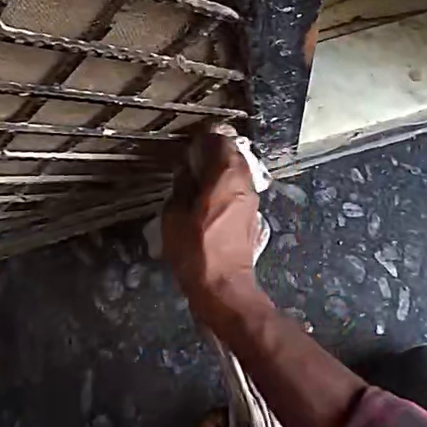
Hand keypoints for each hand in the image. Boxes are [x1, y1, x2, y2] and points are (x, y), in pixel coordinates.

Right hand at [162, 131, 261, 308]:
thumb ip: (180, 187)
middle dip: (213, 152)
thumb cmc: (196, 251)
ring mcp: (252, 199)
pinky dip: (226, 186)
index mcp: (225, 175)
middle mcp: (244, 181)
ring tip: (198, 179)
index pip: (218, 140)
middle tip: (192, 160)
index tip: (187, 145)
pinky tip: (209, 199)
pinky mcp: (252, 215)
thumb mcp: (174, 216)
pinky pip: (239, 188)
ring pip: (238, 170)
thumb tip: (184, 172)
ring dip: (221, 169)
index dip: (202, 139)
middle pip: (233, 153)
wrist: (224, 287)